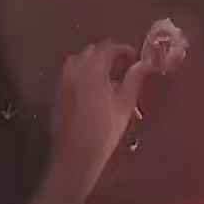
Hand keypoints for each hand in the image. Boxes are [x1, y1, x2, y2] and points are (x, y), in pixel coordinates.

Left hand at [46, 41, 151, 194]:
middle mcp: (75, 68)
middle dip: (111, 54)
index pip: (110, 48)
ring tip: (112, 76)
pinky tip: (96, 87)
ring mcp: (64, 78)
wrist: (76, 155)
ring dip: (97, 62)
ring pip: (82, 59)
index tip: (136, 59)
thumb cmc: (104, 130)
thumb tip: (144, 63)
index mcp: (93, 68)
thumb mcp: (125, 104)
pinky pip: (73, 70)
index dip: (125, 50)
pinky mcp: (59, 89)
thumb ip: (134, 79)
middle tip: (127, 67)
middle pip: (94, 50)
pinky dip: (85, 71)